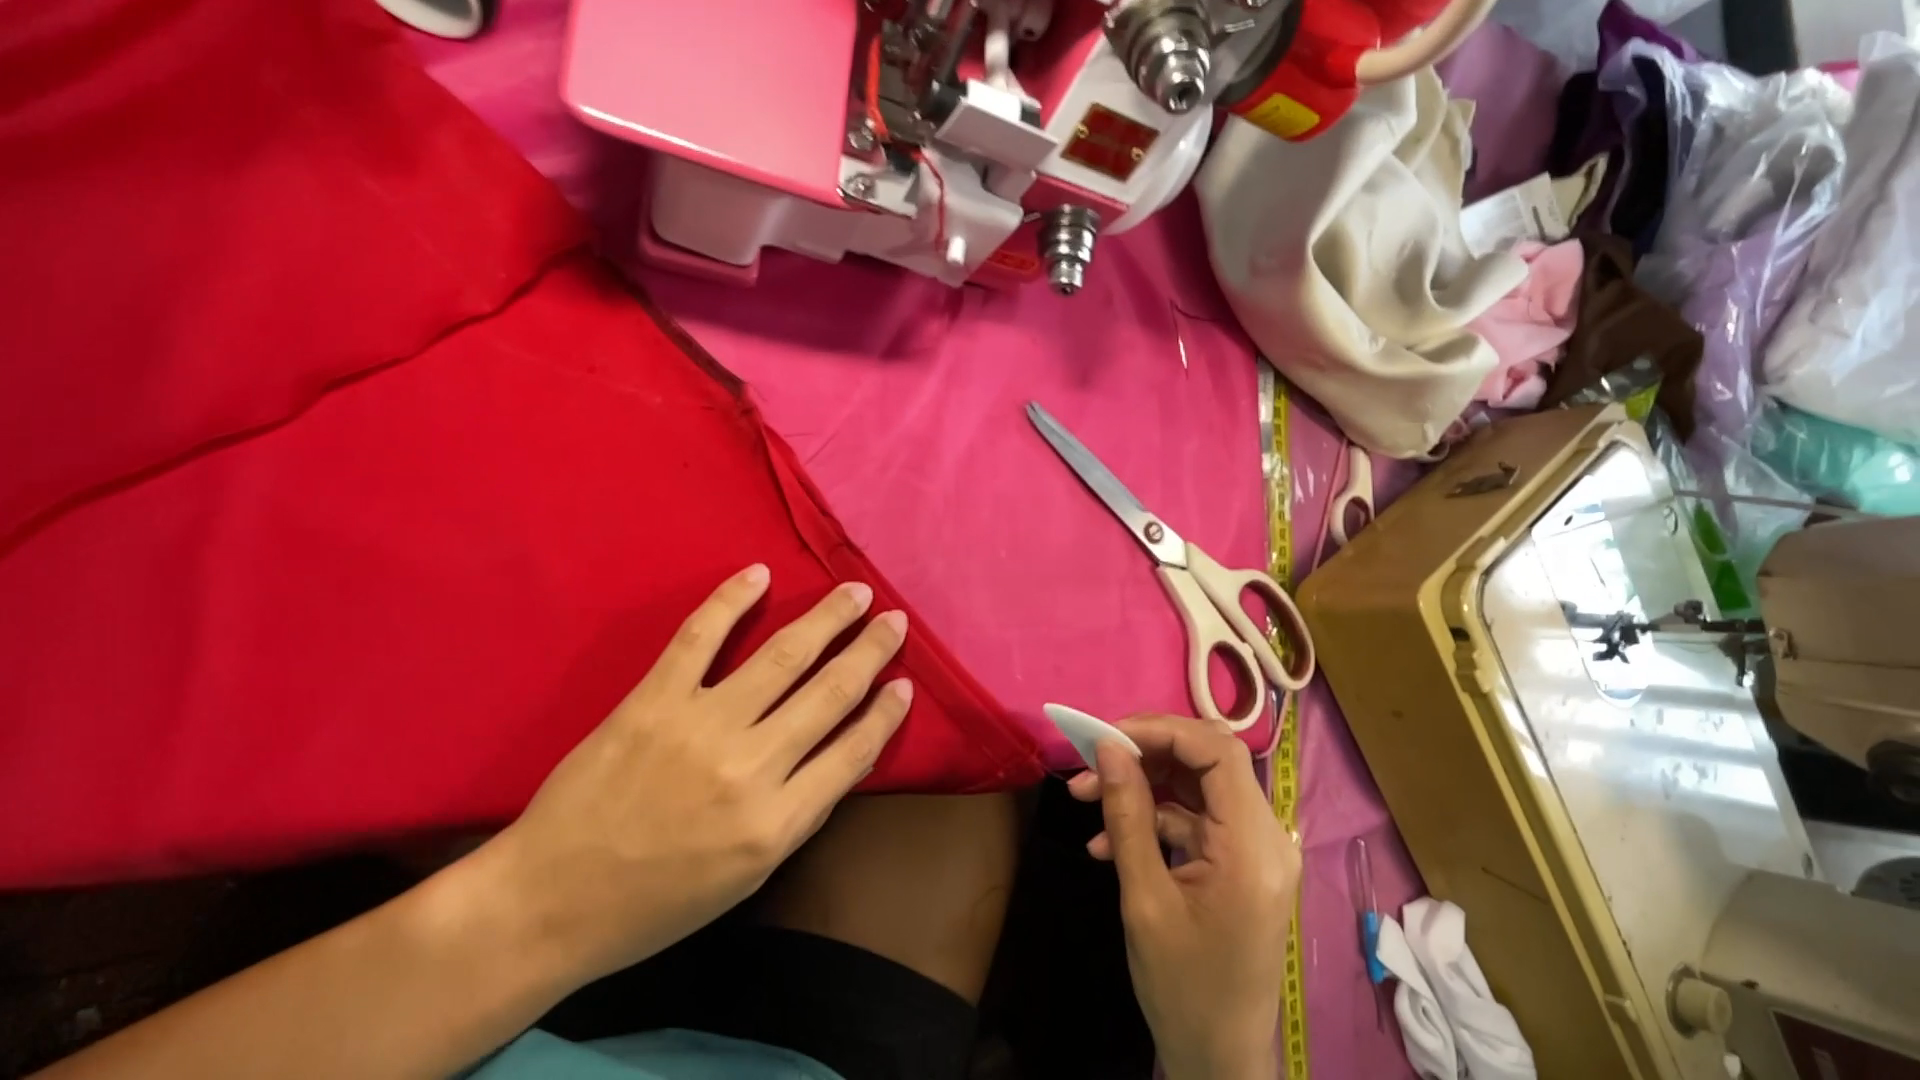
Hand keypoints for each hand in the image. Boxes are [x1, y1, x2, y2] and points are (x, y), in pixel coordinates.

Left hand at [472, 564, 913, 988]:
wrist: (553, 902)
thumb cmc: (656, 903)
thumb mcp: (747, 876)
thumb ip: (795, 815)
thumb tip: (833, 757)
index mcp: (778, 822)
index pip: (853, 752)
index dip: (886, 714)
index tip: (905, 684)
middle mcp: (751, 768)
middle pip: (830, 693)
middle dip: (870, 652)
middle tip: (894, 619)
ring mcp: (701, 726)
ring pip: (782, 658)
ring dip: (826, 620)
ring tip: (855, 593)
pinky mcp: (652, 700)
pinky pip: (700, 638)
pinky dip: (731, 601)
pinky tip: (759, 575)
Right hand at [1068, 717, 1298, 1079]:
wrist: (1220, 1056)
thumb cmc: (1182, 986)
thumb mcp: (1144, 898)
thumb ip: (1128, 816)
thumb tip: (1107, 750)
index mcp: (1252, 846)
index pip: (1217, 751)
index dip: (1160, 730)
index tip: (1105, 737)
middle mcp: (1267, 838)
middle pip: (1208, 762)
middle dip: (1144, 755)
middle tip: (1086, 767)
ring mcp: (1258, 852)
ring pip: (1197, 788)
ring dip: (1142, 788)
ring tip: (1084, 802)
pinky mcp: (1243, 865)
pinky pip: (1197, 821)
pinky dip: (1155, 821)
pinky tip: (1108, 845)